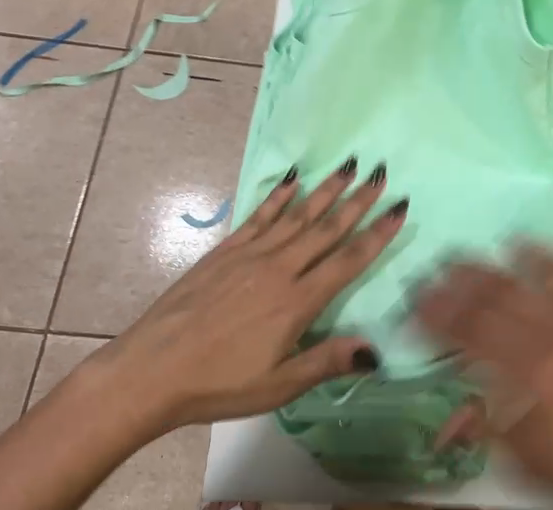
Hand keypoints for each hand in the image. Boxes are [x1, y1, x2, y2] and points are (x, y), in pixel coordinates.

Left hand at [85, 160, 406, 434]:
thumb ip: (326, 361)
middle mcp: (279, 269)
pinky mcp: (225, 250)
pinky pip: (260, 216)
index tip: (399, 209)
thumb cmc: (219, 384)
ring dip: (326, 190)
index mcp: (296, 303)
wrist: (152, 369)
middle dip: (357, 201)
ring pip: (298, 215)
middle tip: (381, 174)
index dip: (376, 235)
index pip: (347, 261)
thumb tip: (375, 348)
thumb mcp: (277, 386)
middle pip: (326, 229)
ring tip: (348, 167)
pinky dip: (280, 196)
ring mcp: (250, 255)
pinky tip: (294, 180)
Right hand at [414, 248, 552, 506]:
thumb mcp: (527, 454)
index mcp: (527, 369)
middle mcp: (548, 333)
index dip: (437, 316)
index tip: (413, 306)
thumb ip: (483, 426)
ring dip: (486, 267)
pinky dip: (540, 254)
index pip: (470, 331)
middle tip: (426, 276)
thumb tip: (442, 415)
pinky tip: (520, 240)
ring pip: (521, 281)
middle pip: (491, 298)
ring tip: (458, 256)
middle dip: (453, 285)